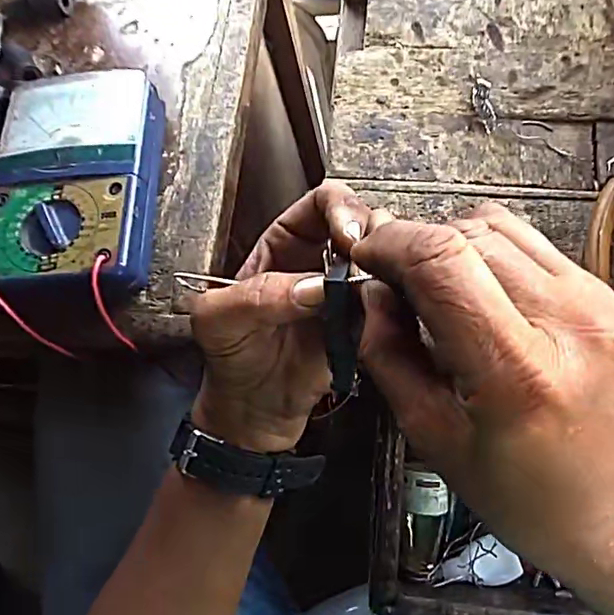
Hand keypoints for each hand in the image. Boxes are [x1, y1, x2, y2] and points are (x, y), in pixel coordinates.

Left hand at [188, 181, 373, 453]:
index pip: (322, 202)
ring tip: (373, 292)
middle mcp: (323, 261)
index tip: (348, 235)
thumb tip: (312, 287)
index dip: (341, 209)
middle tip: (368, 264)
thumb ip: (257, 296)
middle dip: (373, 236)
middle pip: (364, 224)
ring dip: (388, 268)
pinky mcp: (366, 322)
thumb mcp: (219, 321)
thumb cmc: (231, 360)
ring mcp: (348, 291)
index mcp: (285, 244)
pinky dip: (394, 303)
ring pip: (384, 259)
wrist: (254, 412)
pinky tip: (383, 314)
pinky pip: (391, 301)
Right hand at [351, 203, 613, 597]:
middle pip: (467, 233)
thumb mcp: (437, 439)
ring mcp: (591, 301)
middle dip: (415, 245)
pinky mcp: (601, 296)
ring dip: (451, 243)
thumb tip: (370, 295)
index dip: (389, 243)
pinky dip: (488, 252)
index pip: (441, 259)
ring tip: (434, 290)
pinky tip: (476, 292)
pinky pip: (530, 243)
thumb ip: (391, 357)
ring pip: (498, 225)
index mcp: (519, 370)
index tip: (363, 257)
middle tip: (391, 282)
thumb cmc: (532, 499)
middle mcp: (566, 320)